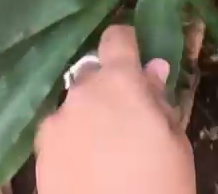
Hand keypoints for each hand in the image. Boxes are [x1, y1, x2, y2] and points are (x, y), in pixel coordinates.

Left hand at [36, 25, 195, 193]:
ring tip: (106, 153)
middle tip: (127, 123)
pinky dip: (70, 142)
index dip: (126, 45)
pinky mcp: (40, 150)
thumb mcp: (177, 147)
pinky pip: (58, 132)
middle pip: (94, 73)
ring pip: (75, 105)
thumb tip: (153, 71)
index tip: (136, 59)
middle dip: (109, 89)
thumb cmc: (160, 190)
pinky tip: (85, 169)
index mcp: (120, 82)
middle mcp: (82, 90)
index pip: (116, 37)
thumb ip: (160, 103)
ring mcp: (57, 119)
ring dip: (88, 116)